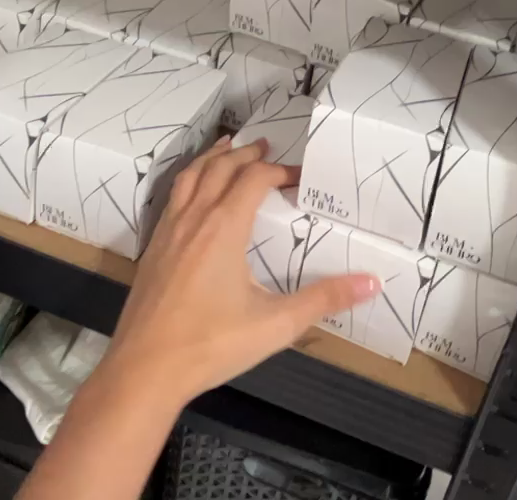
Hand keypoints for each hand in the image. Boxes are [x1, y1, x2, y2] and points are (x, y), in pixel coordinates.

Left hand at [102, 136, 380, 405]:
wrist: (144, 370)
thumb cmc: (211, 345)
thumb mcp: (276, 325)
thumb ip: (324, 300)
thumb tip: (372, 282)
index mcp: (225, 227)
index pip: (255, 178)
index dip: (280, 170)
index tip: (299, 177)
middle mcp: (195, 217)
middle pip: (221, 167)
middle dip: (246, 153)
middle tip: (265, 147)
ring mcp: (169, 229)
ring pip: (191, 175)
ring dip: (213, 157)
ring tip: (228, 147)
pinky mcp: (153, 245)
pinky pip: (174, 194)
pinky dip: (190, 177)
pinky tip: (195, 191)